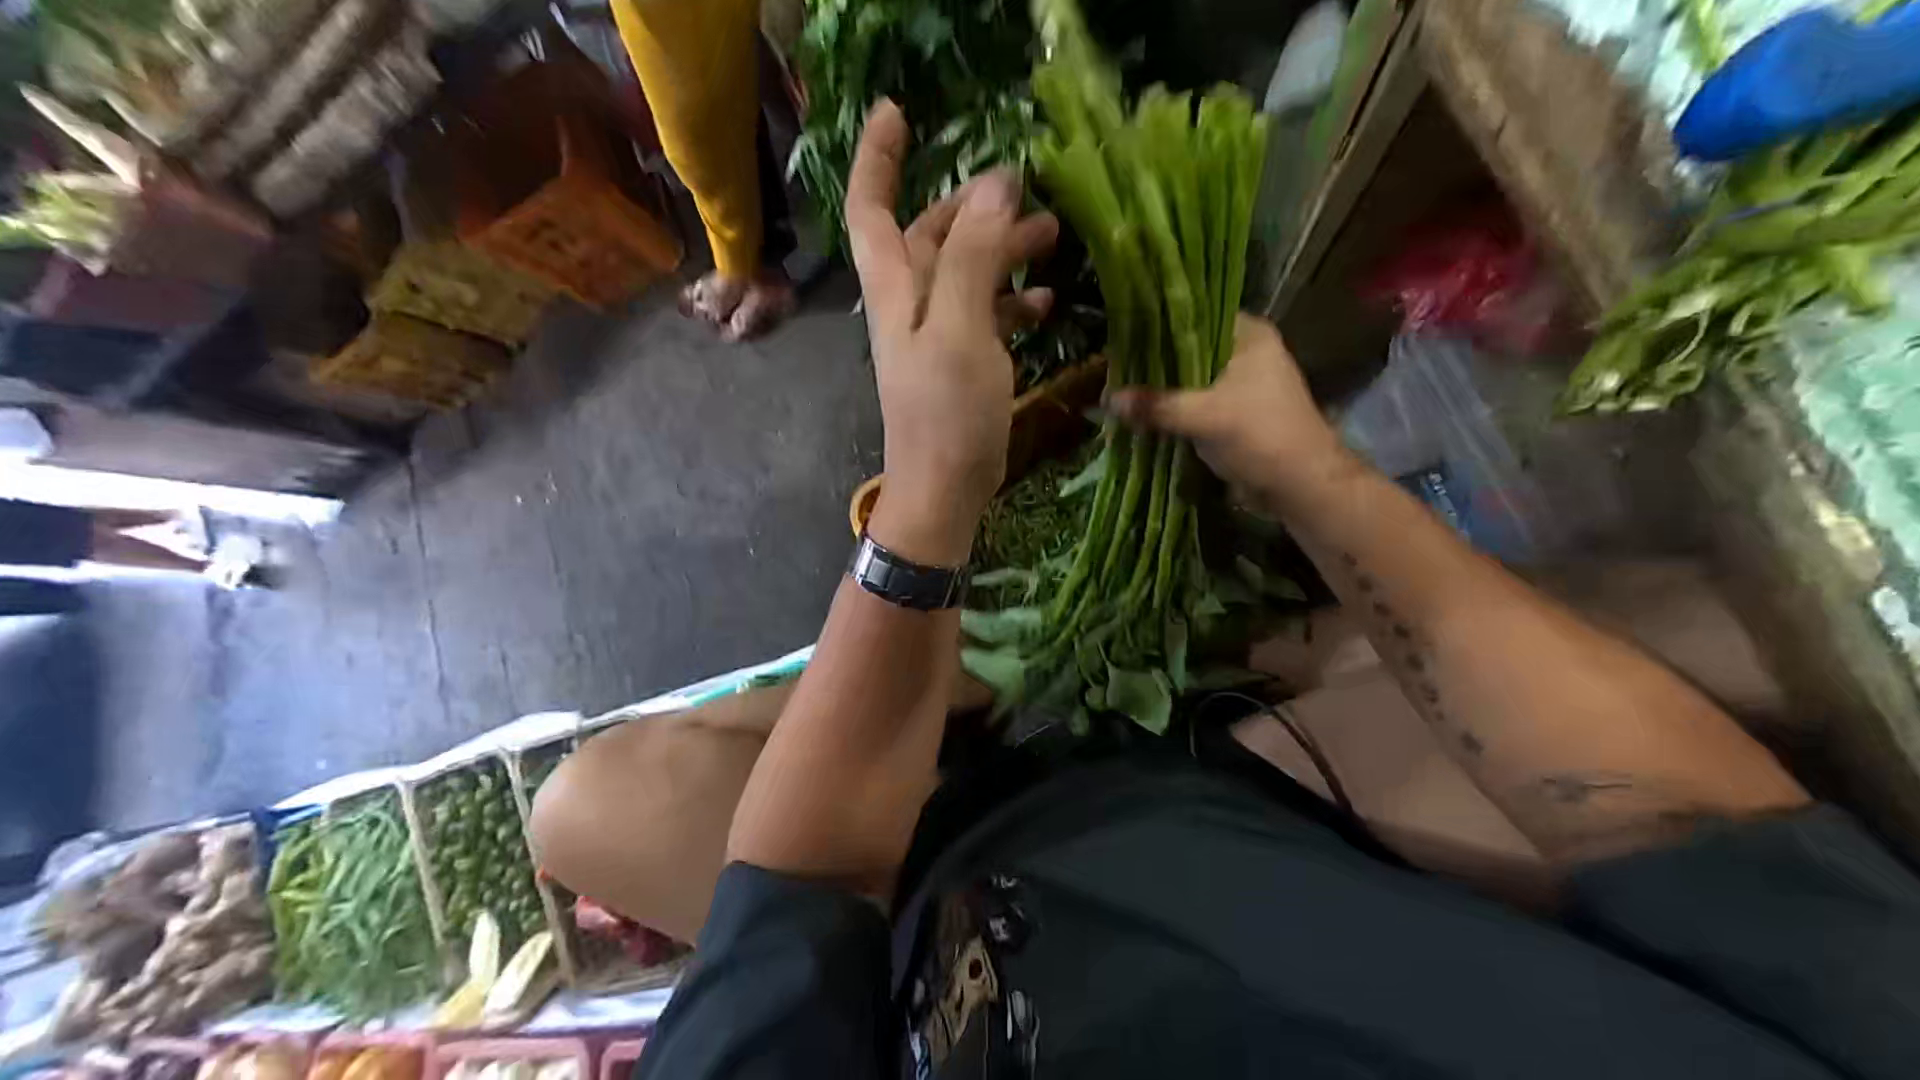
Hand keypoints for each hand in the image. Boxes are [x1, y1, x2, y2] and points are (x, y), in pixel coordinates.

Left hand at [846, 99, 1058, 564]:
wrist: (944, 492)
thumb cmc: (946, 415)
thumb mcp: (961, 330)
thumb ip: (974, 258)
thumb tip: (995, 185)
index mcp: (896, 291)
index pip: (871, 209)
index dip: (878, 159)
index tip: (898, 112)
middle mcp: (909, 307)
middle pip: (933, 238)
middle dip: (974, 209)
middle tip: (1030, 194)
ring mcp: (935, 338)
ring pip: (965, 275)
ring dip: (1002, 252)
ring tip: (1053, 241)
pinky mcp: (959, 366)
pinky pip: (983, 318)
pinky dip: (1011, 303)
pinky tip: (1045, 305)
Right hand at [1108, 315, 1348, 513]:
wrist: (1301, 486)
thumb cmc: (1260, 436)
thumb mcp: (1203, 417)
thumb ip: (1156, 405)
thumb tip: (1107, 399)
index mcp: (1248, 336)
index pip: (1194, 317)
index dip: (1156, 328)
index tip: (1121, 341)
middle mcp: (1244, 354)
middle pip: (1186, 351)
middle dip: (1152, 366)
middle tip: (1113, 373)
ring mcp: (1239, 385)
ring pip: (1188, 381)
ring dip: (1159, 392)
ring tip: (1120, 393)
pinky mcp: (1232, 414)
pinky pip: (1193, 405)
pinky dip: (1170, 412)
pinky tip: (1140, 416)